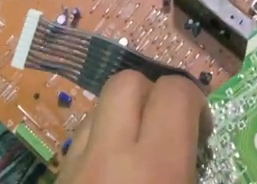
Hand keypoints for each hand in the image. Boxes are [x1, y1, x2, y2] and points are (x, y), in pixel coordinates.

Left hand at [56, 71, 210, 183]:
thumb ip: (192, 167)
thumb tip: (195, 143)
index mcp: (156, 168)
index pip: (174, 92)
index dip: (193, 100)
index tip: (201, 129)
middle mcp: (110, 158)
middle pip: (128, 82)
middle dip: (152, 93)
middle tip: (169, 130)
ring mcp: (74, 170)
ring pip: (98, 107)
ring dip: (122, 116)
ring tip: (139, 150)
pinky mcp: (55, 180)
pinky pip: (77, 142)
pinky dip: (98, 143)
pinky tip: (112, 172)